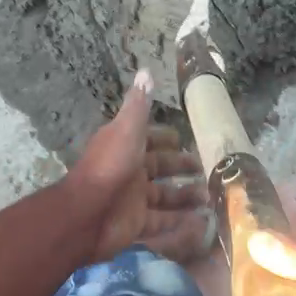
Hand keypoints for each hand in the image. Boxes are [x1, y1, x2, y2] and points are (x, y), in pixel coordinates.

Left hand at [67, 70, 211, 263]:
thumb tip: (146, 70)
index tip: (188, 139)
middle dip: (182, 168)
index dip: (168, 139)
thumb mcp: (127, 128)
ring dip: (185, 196)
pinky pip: (162, 223)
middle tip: (207, 170)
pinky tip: (201, 224)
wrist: (86, 214)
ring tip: (210, 198)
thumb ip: (139, 104)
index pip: (152, 139)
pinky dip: (180, 224)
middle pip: (161, 168)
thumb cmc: (111, 165)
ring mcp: (133, 199)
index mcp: (127, 145)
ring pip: (164, 196)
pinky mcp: (136, 225)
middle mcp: (131, 170)